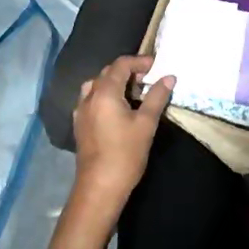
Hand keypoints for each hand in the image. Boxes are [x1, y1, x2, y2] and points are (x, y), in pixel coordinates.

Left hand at [72, 55, 172, 212]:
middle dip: (128, 71)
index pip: (121, 65)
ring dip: (115, 83)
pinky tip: (119, 109)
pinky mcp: (80, 124)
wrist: (100, 186)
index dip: (139, 61)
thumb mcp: (146, 123)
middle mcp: (89, 97)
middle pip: (107, 73)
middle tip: (149, 79)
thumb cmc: (126, 153)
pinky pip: (91, 99)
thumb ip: (157, 96)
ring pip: (97, 85)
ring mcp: (81, 111)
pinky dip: (106, 96)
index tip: (157, 66)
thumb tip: (169, 77)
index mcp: (105, 93)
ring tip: (134, 93)